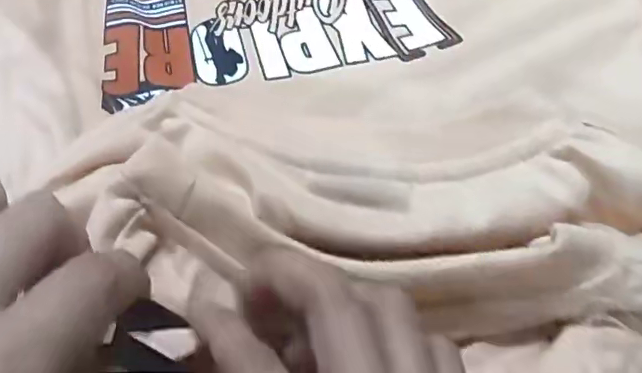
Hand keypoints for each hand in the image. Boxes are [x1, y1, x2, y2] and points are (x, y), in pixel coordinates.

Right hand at [185, 249, 462, 372]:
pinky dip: (404, 341)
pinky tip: (375, 358)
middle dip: (285, 278)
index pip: (254, 359)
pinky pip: (441, 350)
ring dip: (347, 303)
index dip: (219, 325)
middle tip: (255, 297)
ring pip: (393, 309)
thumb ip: (245, 367)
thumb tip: (212, 320)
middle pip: (333, 296)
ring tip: (315, 329)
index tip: (199, 302)